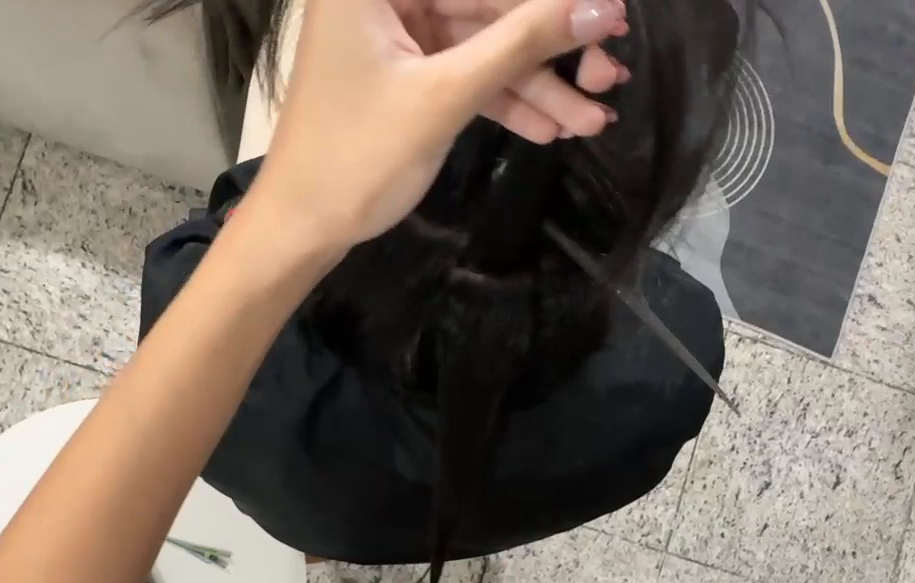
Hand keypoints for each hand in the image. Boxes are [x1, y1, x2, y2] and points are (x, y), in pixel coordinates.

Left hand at [242, 0, 626, 250]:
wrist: (302, 228)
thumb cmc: (358, 159)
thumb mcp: (444, 98)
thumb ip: (522, 45)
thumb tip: (601, 5)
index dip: (550, 1)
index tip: (612, 14)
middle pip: (487, 8)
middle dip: (551, 50)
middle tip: (611, 78)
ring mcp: (395, 37)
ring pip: (482, 49)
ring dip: (537, 87)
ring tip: (593, 119)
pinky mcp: (402, 77)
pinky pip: (464, 78)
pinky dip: (503, 104)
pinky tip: (551, 128)